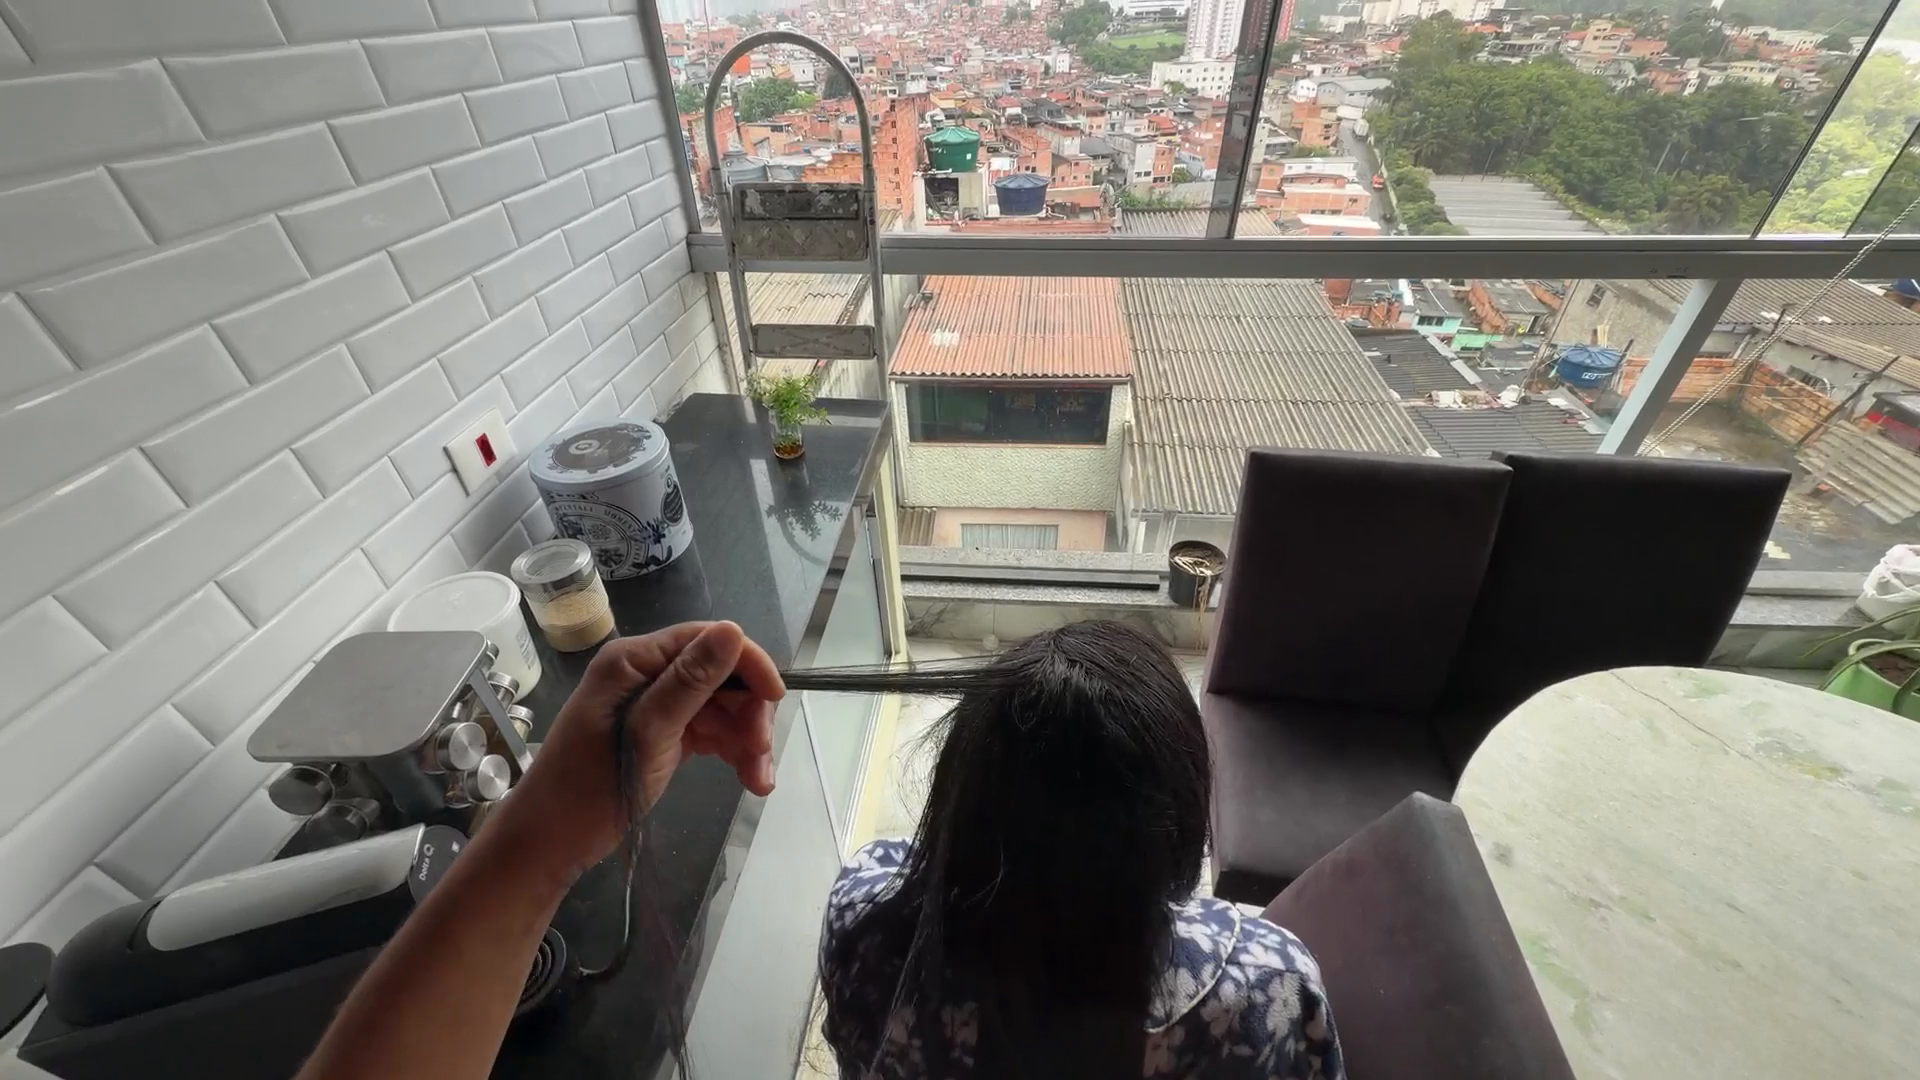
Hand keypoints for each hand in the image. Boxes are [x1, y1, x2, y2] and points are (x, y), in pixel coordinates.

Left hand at [486, 621, 784, 879]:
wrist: (547, 848)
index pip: (708, 639)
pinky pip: (712, 729)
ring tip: (758, 779)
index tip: (775, 698)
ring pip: (723, 706)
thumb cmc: (588, 790)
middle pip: (722, 674)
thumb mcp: (647, 734)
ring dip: (746, 738)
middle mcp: (646, 673)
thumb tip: (734, 630)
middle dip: (749, 711)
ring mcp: (656, 703)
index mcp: (634, 661)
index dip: (748, 664)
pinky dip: (733, 751)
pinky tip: (749, 778)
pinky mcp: (663, 731)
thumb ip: (690, 681)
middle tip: (761, 750)